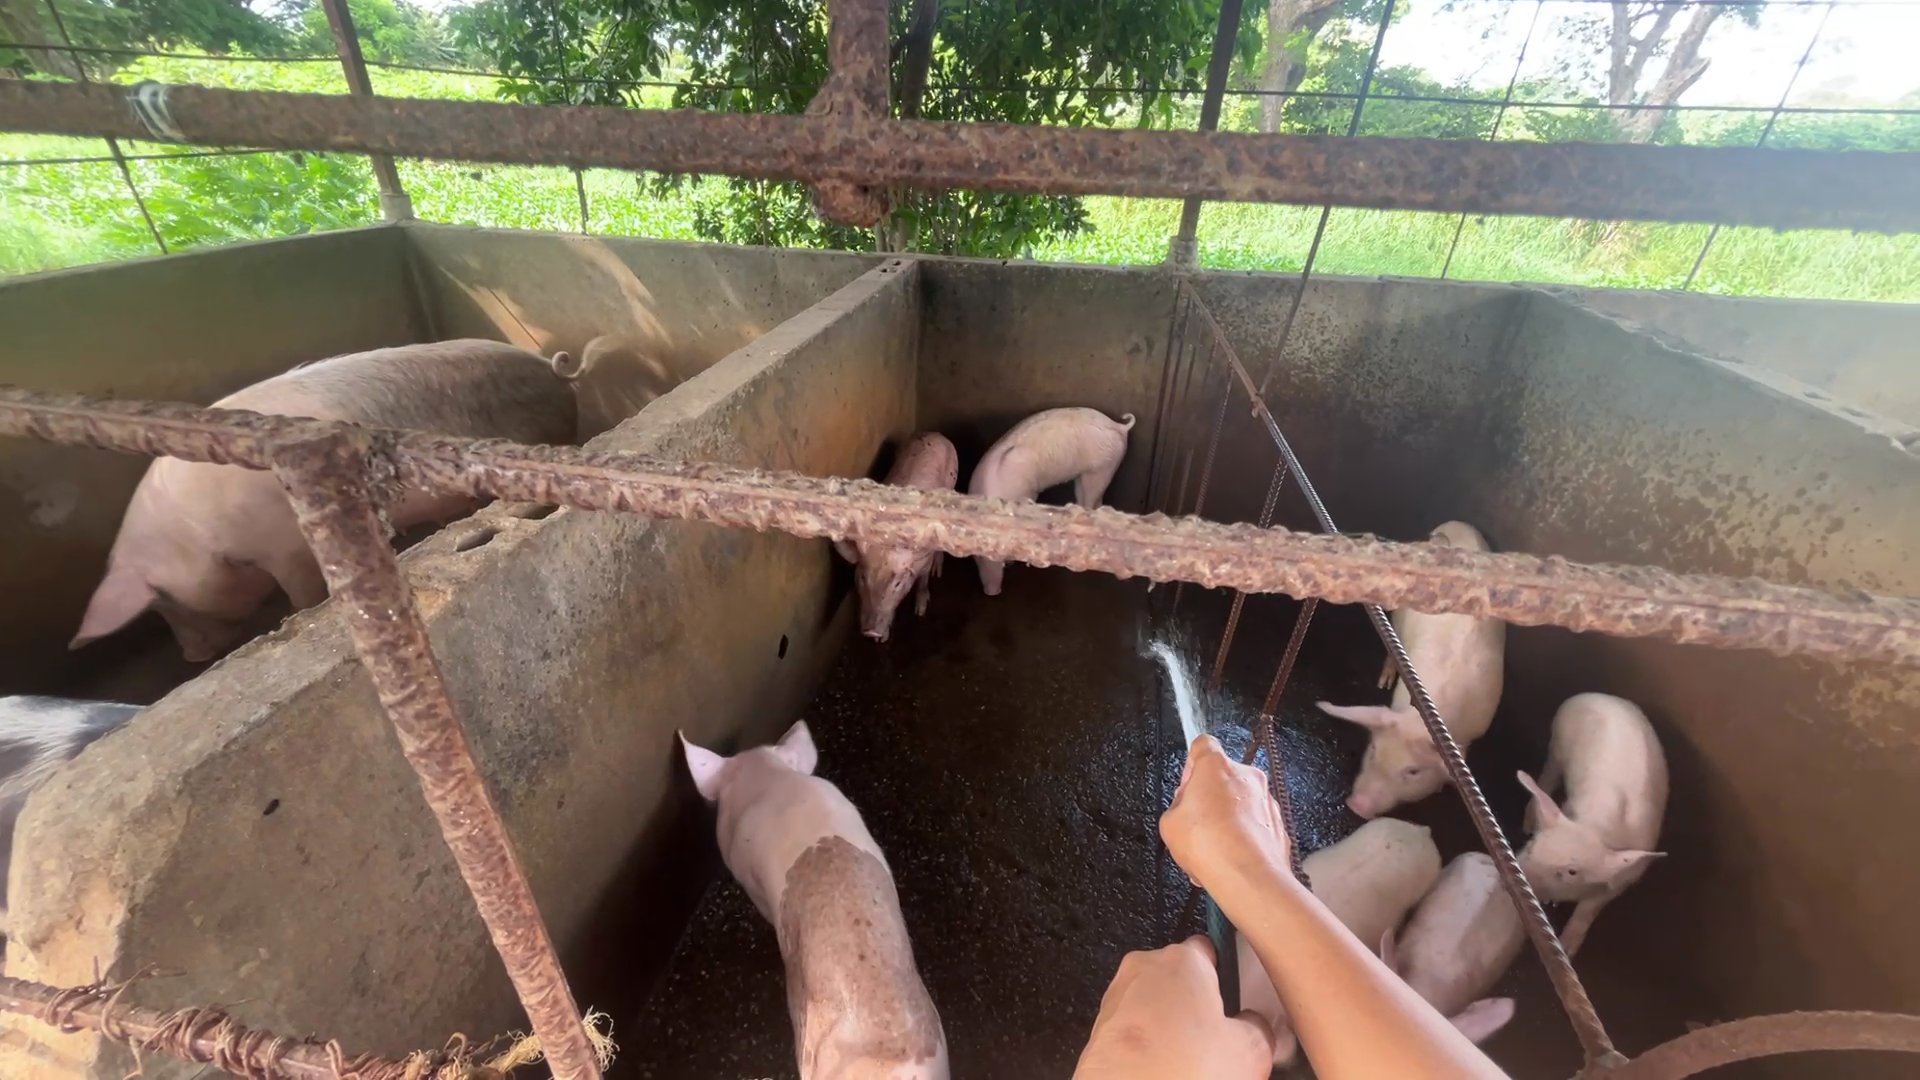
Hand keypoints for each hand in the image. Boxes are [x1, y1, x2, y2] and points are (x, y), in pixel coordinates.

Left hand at [1073, 936, 1274, 1079]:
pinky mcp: (1099, 1023)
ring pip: (1154, 1003)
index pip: (1208, 949)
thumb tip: (1254, 1023)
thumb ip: (1258, 1029)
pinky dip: (1146, 1044)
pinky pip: (1133, 1027)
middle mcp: (1145, 964)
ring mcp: (1118, 992)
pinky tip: (1160, 1069)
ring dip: (1169, 1026)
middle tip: (1215, 1044)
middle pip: (1179, 979)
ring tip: (1187, 1064)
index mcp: (1183, 959)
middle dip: (1195, 1006)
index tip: (1234, 1003)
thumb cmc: (1189, 1065)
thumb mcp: (1250, 1052)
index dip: (1224, 975)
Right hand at [1160, 735, 1291, 894]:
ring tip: (1214, 846)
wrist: (1249, 879)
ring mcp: (1267, 800)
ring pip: (1242, 801)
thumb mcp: (1169, 823)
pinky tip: (1231, 857)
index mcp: (1216, 765)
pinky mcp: (1280, 826)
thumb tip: (1185, 812)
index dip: (1191, 765)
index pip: (1203, 744)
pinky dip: (1244, 836)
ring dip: (1228, 817)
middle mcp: (1246, 776)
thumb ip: (1177, 807)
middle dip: (1209, 796)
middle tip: (1197, 821)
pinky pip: (1256, 824)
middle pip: (1223, 776)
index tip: (1187, 786)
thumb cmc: (1209, 845)